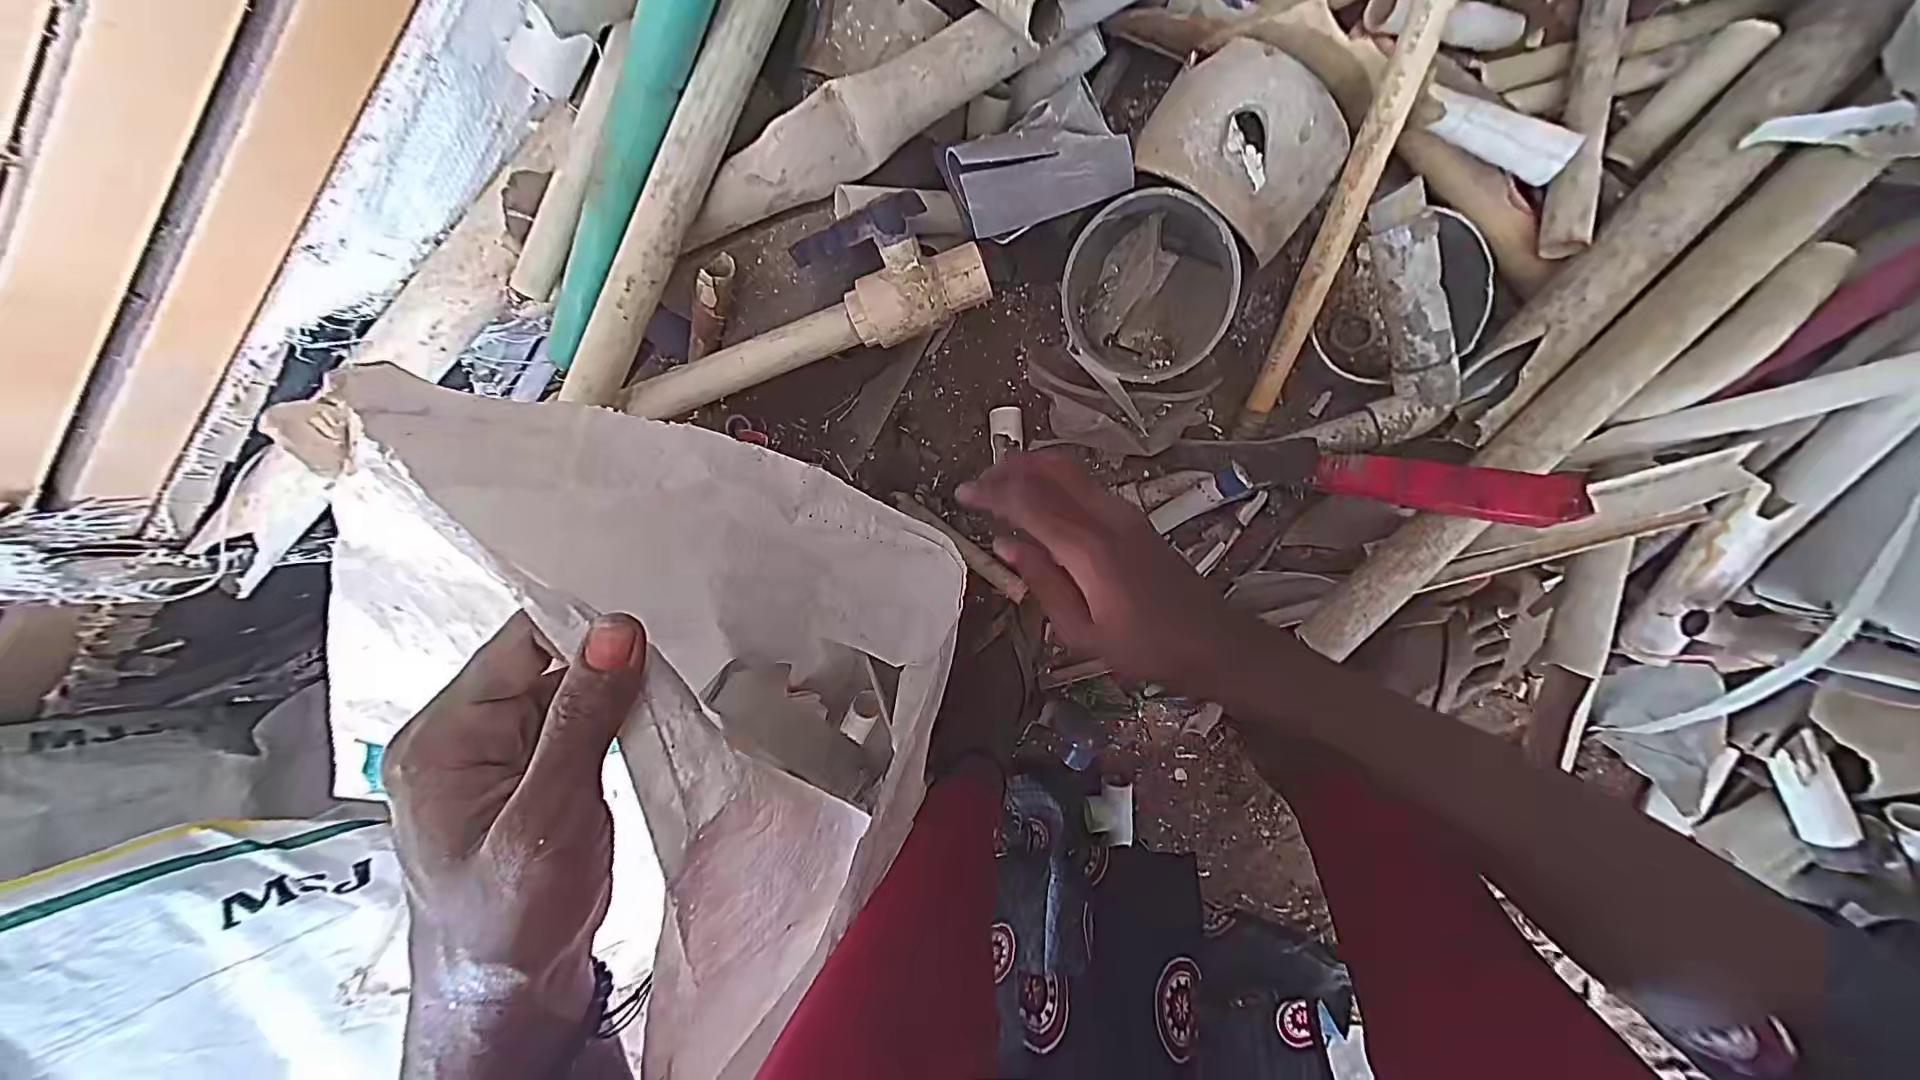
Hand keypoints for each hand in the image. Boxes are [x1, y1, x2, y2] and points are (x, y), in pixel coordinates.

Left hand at [384, 611, 645, 1077]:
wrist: (511, 996)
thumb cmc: (512, 922)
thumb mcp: (549, 815)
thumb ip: (582, 718)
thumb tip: (617, 631)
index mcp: (445, 735)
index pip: (521, 642)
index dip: (583, 634)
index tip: (641, 650)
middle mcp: (466, 734)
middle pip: (548, 660)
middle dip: (607, 669)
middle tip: (652, 696)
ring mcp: (502, 752)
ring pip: (572, 687)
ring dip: (616, 696)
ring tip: (649, 720)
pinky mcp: (535, 769)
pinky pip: (581, 719)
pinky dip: (616, 719)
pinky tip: (639, 734)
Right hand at [957, 453, 1273, 692]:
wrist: (1214, 641)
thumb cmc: (1146, 648)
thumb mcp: (1082, 632)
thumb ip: (1042, 583)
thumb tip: (1006, 545)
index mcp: (1090, 549)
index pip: (1029, 502)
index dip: (992, 493)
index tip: (963, 494)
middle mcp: (1108, 518)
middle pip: (1053, 469)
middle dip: (1010, 467)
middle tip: (979, 482)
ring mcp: (1125, 513)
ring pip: (1071, 470)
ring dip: (1032, 469)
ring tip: (1000, 485)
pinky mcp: (1134, 518)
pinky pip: (1085, 485)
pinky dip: (1054, 481)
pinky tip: (1038, 501)